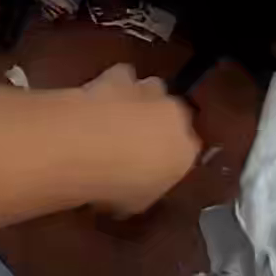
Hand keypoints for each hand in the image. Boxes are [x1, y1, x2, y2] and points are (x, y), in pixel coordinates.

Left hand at [74, 64, 201, 214]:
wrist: (89, 144)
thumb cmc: (117, 184)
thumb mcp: (136, 201)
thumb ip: (144, 187)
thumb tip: (133, 185)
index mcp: (186, 151)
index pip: (186, 150)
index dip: (167, 155)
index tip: (151, 164)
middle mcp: (174, 115)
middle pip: (172, 113)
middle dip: (157, 121)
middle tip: (133, 139)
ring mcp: (147, 90)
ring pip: (152, 88)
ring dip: (139, 98)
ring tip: (116, 115)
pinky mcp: (118, 74)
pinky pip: (122, 75)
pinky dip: (113, 84)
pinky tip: (97, 97)